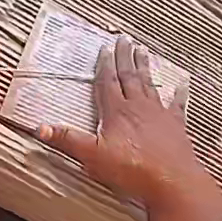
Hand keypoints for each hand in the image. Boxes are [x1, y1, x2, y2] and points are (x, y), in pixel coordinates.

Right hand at [37, 38, 213, 209]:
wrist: (171, 180)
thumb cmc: (132, 169)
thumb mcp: (92, 156)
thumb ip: (67, 140)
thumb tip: (41, 128)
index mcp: (117, 111)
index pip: (108, 82)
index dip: (105, 64)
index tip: (105, 48)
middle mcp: (138, 107)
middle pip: (129, 76)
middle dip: (125, 57)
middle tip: (125, 40)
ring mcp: (159, 114)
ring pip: (150, 85)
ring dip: (145, 68)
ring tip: (143, 52)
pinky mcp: (175, 126)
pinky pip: (176, 105)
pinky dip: (178, 94)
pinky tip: (181, 85)